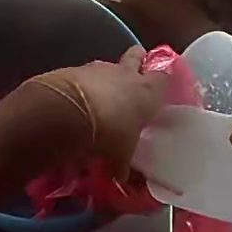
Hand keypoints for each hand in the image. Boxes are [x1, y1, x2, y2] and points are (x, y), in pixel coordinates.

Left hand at [21, 46, 169, 165]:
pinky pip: (80, 75)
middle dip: (136, 61)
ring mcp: (96, 69)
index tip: (159, 84)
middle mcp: (124, 74)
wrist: (68, 112)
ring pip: (106, 66)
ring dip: (104, 78)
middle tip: (132, 75)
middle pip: (136, 56)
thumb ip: (122, 163)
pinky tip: (75, 102)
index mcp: (146, 92)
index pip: (163, 75)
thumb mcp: (120, 155)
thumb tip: (121, 175)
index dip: (161, 78)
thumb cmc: (109, 133)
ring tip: (98, 98)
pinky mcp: (71, 70)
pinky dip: (79, 86)